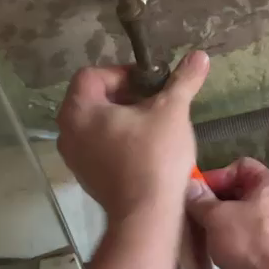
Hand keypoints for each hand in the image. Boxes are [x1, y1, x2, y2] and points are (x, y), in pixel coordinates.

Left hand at [56, 51, 208, 223]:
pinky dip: (118, 140)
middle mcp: (67, 131)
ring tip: (153, 125)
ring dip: (122, 118)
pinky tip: (146, 149)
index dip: (123, 73)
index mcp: (79, 110)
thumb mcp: (173, 111)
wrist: (146, 213)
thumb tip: (200, 55)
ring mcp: (74, 157)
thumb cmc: (155, 155)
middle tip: (155, 102)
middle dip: (125, 95)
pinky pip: (98, 146)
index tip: (150, 85)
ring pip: (96, 123)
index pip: (92, 74)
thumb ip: (183, 80)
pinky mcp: (86, 176)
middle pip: (92, 98)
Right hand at [186, 158, 268, 268]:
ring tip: (193, 230)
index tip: (198, 192)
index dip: (218, 175)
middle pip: (235, 190)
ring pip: (233, 214)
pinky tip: (203, 246)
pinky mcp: (258, 246)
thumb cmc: (247, 241)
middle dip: (211, 200)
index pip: (240, 166)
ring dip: (213, 221)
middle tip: (189, 212)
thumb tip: (189, 186)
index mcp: (268, 184)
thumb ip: (200, 200)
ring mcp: (265, 225)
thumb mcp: (218, 216)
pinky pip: (235, 234)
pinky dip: (220, 238)